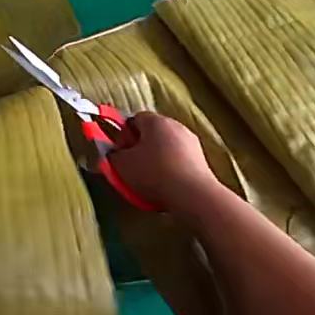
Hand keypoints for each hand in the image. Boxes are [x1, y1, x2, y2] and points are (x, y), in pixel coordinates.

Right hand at [108, 112, 228, 215]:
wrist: (193, 195)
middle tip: (131, 166)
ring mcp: (191, 142)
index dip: (123, 135)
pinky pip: (179, 161)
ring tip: (148, 180)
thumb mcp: (122, 165)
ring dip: (156, 159)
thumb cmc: (154, 174)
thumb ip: (112, 156)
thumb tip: (113, 153)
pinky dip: (170, 169)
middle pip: (152, 133)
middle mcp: (176, 126)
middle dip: (140, 148)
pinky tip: (165, 185)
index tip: (119, 152)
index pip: (134, 119)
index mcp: (156, 121)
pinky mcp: (201, 160)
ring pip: (166, 147)